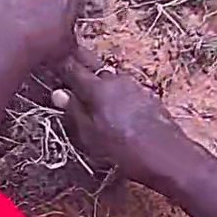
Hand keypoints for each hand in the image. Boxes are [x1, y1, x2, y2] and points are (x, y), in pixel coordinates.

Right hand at [55, 56, 207, 189]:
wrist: (169, 157)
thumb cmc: (125, 151)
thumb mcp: (91, 136)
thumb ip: (74, 112)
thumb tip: (58, 94)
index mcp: (98, 88)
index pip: (72, 68)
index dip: (58, 62)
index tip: (47, 59)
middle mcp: (117, 80)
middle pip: (93, 65)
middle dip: (78, 61)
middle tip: (65, 61)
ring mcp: (135, 86)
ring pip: (110, 76)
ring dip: (98, 77)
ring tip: (87, 86)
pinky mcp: (148, 96)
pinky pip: (125, 88)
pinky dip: (114, 90)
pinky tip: (112, 103)